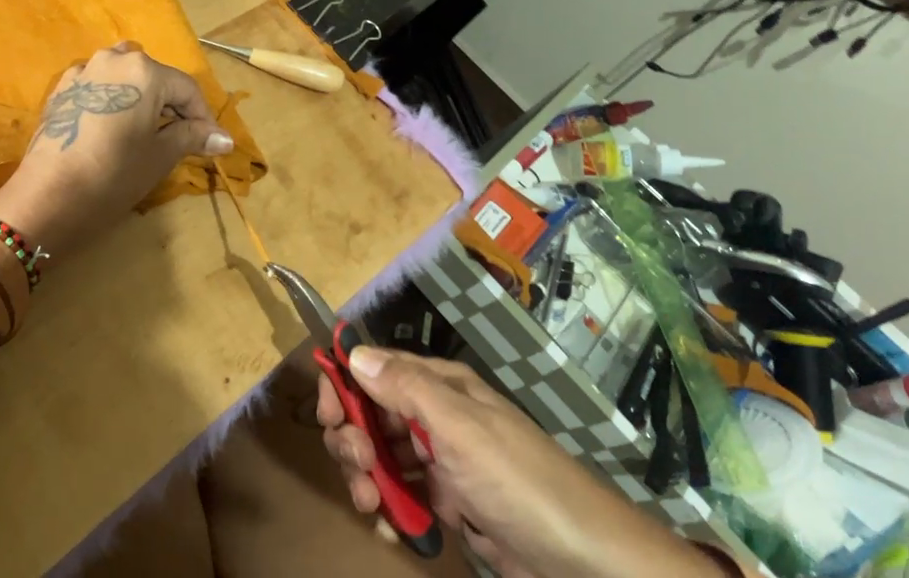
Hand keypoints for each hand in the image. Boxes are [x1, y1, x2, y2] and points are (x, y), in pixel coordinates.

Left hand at [0, 43, 231, 260]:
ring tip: (147, 132)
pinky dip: (112, 101)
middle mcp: (114, 60)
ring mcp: (83, 71)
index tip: (212, 144)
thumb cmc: (113, 175)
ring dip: (141, 99)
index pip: (186, 89)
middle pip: (155, 78)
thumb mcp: (159, 156)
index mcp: (144, 71)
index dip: (203, 118)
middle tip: (182, 139)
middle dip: (172, 106)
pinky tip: (113, 130)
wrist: (47, 197)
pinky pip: (98, 86)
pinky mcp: (61, 90)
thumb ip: (192, 137)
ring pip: (124, 77)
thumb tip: (225, 138)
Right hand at [319, 348, 730, 577]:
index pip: (373, 369)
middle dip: (351, 441)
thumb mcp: (460, 428)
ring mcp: (441, 461)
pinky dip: (388, 509)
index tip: (326, 415)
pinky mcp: (448, 502)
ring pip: (379, 458)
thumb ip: (406, 387)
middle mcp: (435, 417)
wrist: (581, 559)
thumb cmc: (518, 481)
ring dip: (364, 479)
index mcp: (439, 387)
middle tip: (359, 469)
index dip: (342, 386)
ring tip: (372, 507)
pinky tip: (391, 527)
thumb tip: (353, 351)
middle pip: (369, 416)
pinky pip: (402, 496)